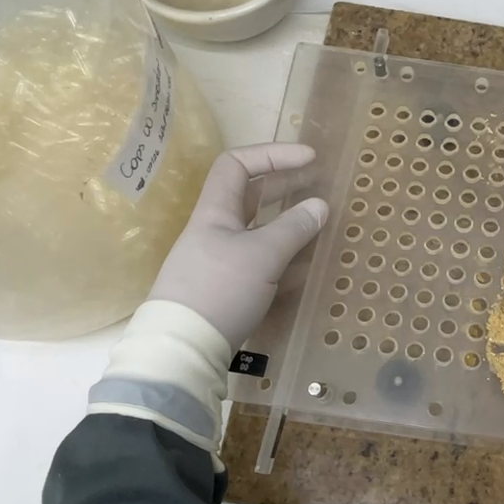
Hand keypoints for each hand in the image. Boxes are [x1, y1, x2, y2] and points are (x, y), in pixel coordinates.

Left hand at [148, 143, 327, 349]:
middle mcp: (214, 230)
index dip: (273, 154)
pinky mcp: (224, 287)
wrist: (182, 348)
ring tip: (316, 220)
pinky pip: (257, 257)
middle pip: (249, 195)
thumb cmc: (219, 290)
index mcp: (215, 212)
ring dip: (285, 219)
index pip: (238, 164)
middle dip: (285, 184)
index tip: (309, 158)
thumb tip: (320, 205)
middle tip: (318, 184)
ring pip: (256, 228)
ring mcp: (218, 259)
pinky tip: (302, 262)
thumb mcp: (262, 256)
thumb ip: (293, 229)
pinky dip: (281, 252)